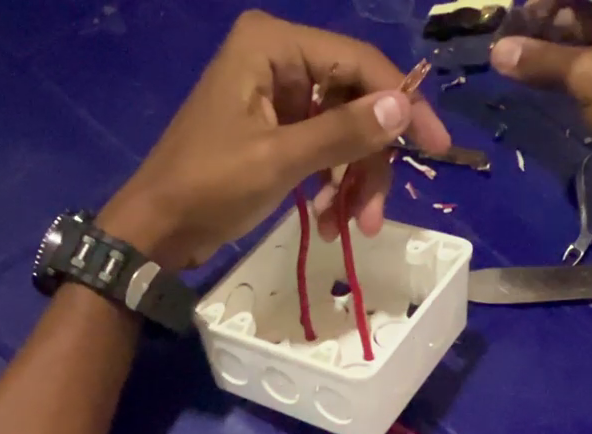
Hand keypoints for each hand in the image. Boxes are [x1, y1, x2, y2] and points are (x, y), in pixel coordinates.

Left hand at [99, 11, 449, 268]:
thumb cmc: (208, 189)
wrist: (156, 230)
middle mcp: (277, 60)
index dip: (402, 105)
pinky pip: (320, 151)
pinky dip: (331, 186)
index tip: (436, 149)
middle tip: (374, 217)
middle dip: (368, 163)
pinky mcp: (272, 132)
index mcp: (273, 46)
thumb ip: (343, 132)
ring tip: (349, 229)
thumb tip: (403, 107)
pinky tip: (331, 221)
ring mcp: (274, 97)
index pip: (358, 64)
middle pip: (354, 102)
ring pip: (341, 132)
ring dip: (352, 183)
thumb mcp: (279, 161)